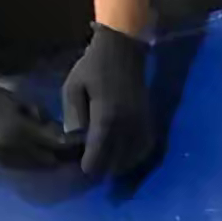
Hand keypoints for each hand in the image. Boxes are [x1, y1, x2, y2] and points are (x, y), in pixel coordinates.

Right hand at [0, 63, 78, 169]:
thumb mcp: (23, 102)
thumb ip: (43, 120)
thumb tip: (60, 133)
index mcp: (20, 130)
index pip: (55, 145)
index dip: (70, 147)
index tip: (82, 145)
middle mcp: (12, 148)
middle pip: (48, 160)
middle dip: (61, 157)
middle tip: (73, 153)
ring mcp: (2, 157)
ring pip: (35, 166)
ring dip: (47, 161)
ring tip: (59, 155)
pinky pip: (21, 166)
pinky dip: (31, 161)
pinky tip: (38, 154)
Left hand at [63, 24, 153, 178]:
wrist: (124, 51)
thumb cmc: (94, 67)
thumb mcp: (72, 87)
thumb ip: (72, 116)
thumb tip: (73, 141)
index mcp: (106, 119)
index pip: (98, 157)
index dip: (88, 167)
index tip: (81, 167)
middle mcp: (127, 128)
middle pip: (115, 164)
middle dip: (102, 169)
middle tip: (91, 166)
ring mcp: (141, 127)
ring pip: (131, 161)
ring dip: (118, 166)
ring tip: (106, 164)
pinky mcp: (149, 125)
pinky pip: (143, 151)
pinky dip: (133, 158)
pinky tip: (123, 157)